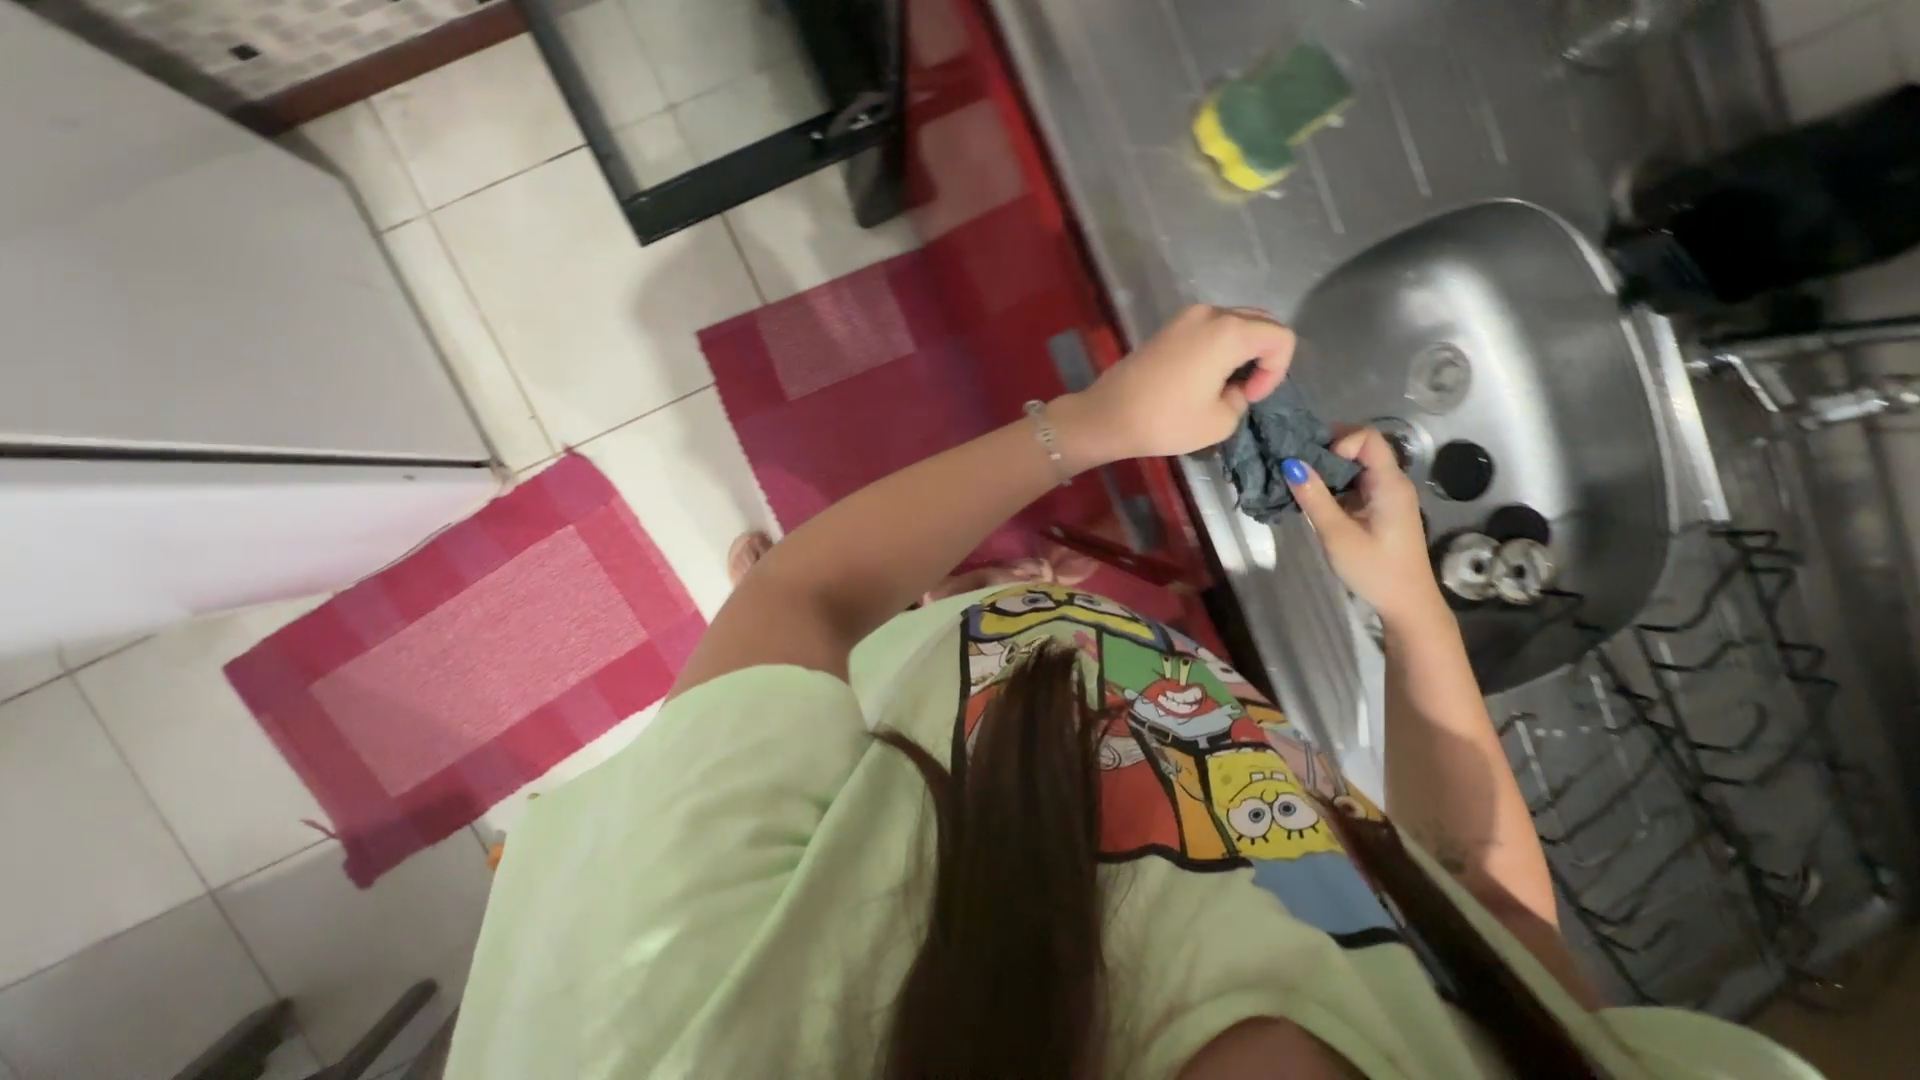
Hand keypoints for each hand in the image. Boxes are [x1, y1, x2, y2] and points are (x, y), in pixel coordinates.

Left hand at [1051, 305, 1293, 466]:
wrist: (1108, 416)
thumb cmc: (1166, 421)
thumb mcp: (1220, 421)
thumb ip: (1241, 399)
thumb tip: (1233, 388)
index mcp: (1230, 331)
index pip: (1280, 338)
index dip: (1276, 371)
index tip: (1250, 398)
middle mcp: (1210, 313)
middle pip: (1260, 323)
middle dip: (1263, 356)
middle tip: (1244, 391)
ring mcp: (1186, 316)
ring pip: (1235, 323)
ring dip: (1241, 351)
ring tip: (1223, 386)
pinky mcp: (1169, 327)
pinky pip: (1210, 329)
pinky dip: (1219, 347)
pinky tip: (1204, 377)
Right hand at [1284, 426, 1446, 626]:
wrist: (1407, 604)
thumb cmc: (1375, 570)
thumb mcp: (1338, 536)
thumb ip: (1314, 498)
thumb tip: (1290, 463)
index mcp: (1390, 484)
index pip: (1367, 437)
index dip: (1338, 442)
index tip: (1314, 466)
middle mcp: (1392, 483)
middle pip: (1360, 448)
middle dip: (1326, 452)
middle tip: (1294, 469)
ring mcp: (1386, 496)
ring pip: (1355, 468)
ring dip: (1326, 471)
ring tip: (1298, 486)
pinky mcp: (1379, 510)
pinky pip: (1355, 486)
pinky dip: (1333, 487)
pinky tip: (1313, 502)